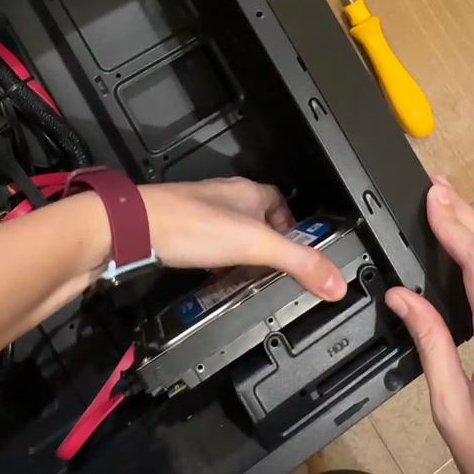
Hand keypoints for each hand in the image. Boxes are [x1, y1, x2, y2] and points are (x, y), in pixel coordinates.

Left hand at [142, 179, 346, 300]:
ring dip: (242, 254)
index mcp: (250, 192)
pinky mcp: (182, 228)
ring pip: (233, 231)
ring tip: (249, 279)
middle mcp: (227, 197)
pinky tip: (215, 277)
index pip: (284, 203)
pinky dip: (217, 260)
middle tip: (277, 273)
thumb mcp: (256, 246)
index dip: (295, 228)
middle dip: (269, 246)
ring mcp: (202, 211)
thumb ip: (298, 262)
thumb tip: (337, 281)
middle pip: (259, 219)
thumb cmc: (193, 225)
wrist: (136, 228)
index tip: (301, 253)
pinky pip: (209, 243)